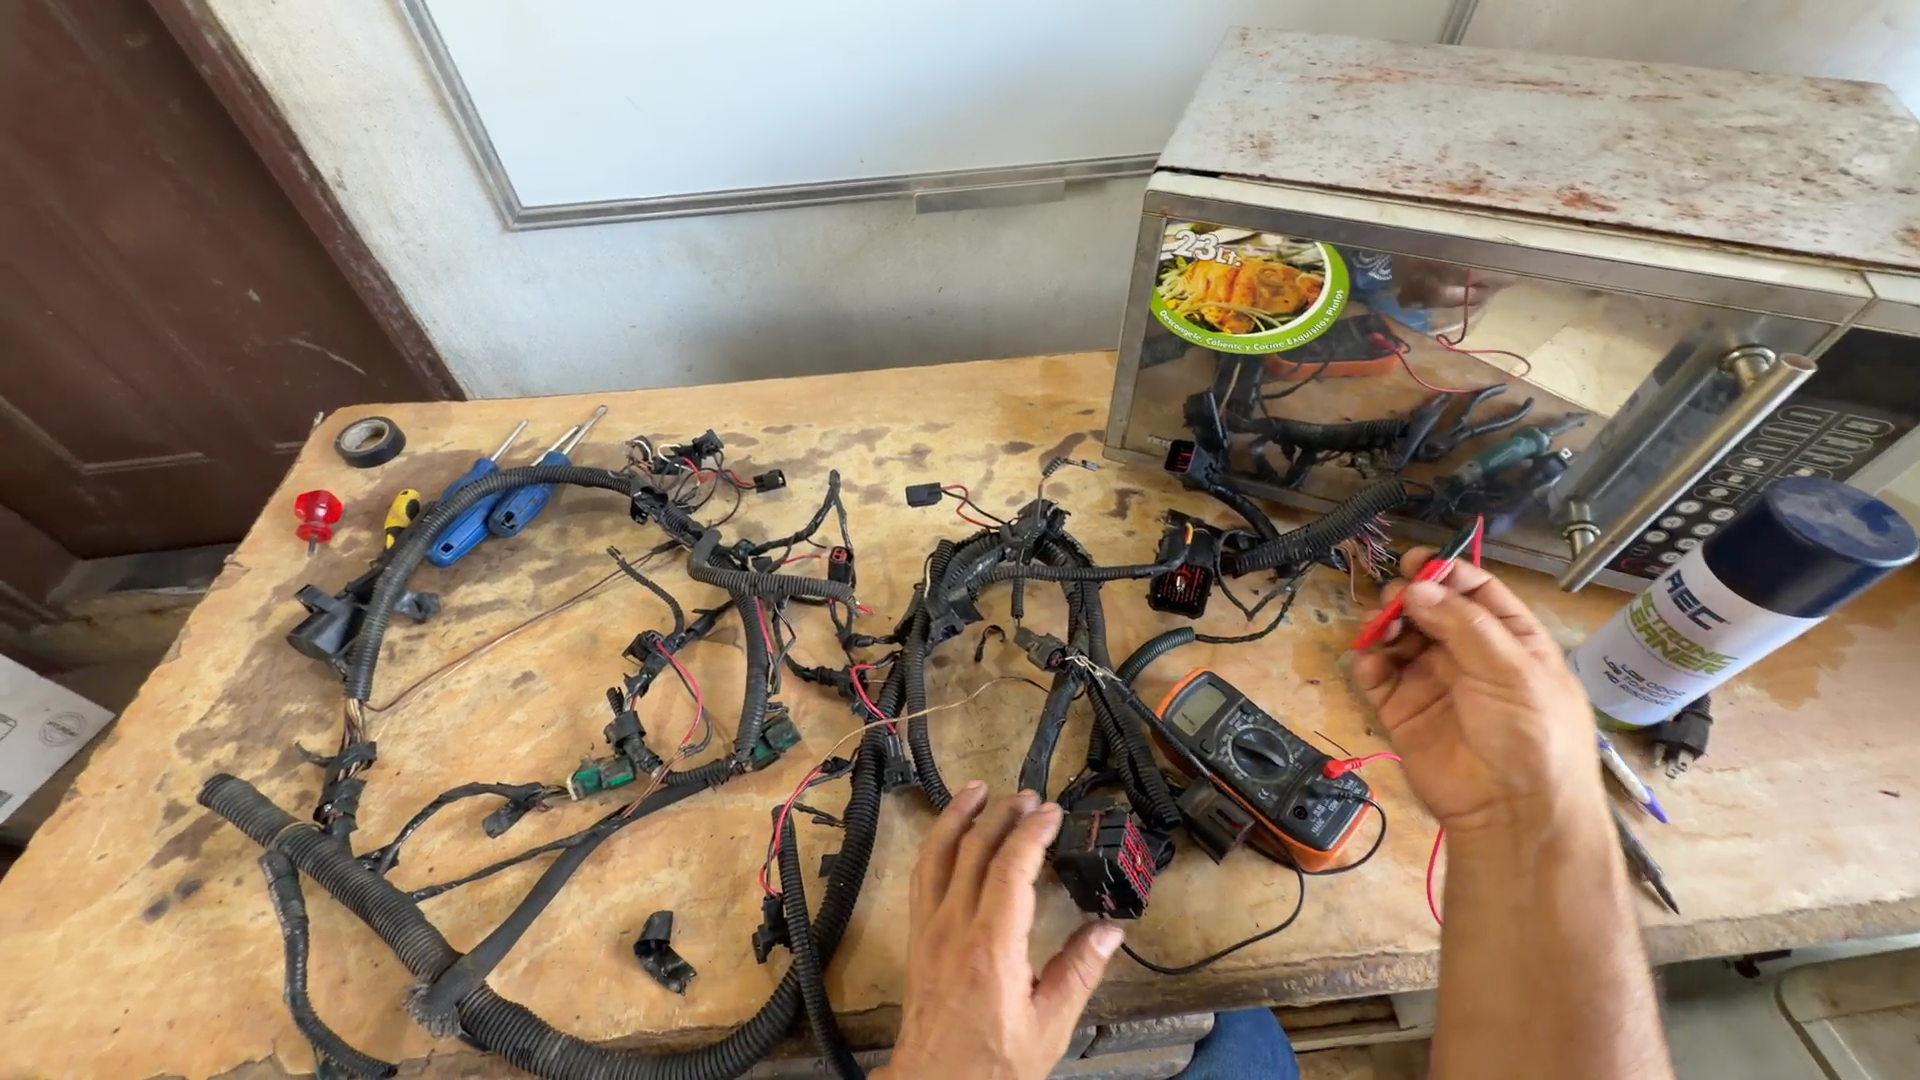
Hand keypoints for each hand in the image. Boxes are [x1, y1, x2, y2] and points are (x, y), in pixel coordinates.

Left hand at [880, 783, 1123, 1079]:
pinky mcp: (917, 933)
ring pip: (939, 853)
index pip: (1010, 869)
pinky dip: (936, 842)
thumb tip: (1110, 930)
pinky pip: (922, 874)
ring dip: (960, 815)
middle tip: (1028, 796)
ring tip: (978, 789)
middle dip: (1003, 814)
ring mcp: (929, 926)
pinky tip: (948, 831)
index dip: (1032, 833)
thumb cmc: (993, 1063)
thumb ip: (1078, 972)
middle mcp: (955, 925)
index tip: (1051, 812)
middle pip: (975, 850)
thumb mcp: (1048, 1026)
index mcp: (991, 946)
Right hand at [1347, 549, 1599, 837]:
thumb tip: (1415, 589)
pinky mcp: (1400, 708)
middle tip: (1393, 601)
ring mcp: (1431, 681)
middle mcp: (1467, 654)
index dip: (1444, 574)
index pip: (1474, 591)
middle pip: (1428, 610)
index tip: (1414, 564)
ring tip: (1378, 631)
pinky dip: (1366, 664)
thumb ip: (1464, 625)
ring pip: (1397, 637)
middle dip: (1406, 599)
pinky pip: (1375, 675)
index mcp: (1508, 640)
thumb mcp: (1512, 672)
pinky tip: (1369, 665)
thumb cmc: (1530, 735)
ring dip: (1383, 627)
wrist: (1510, 810)